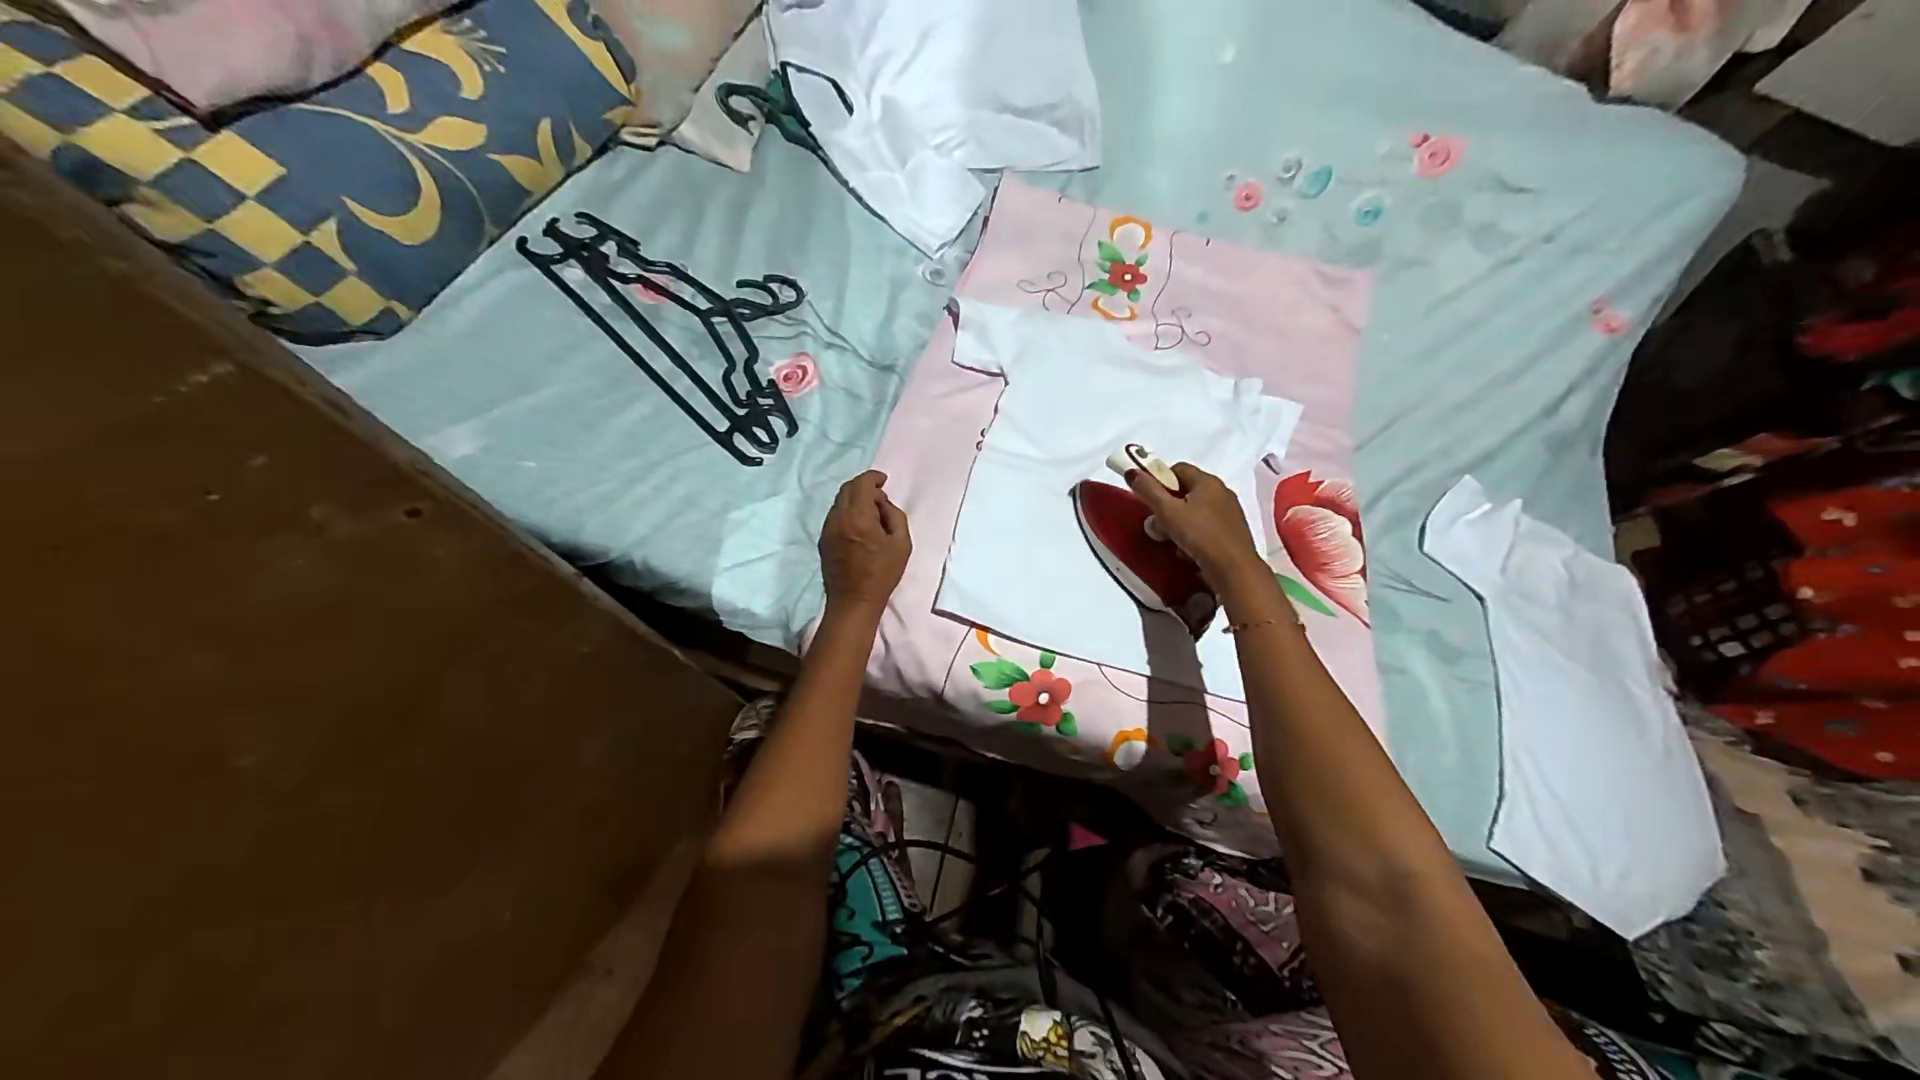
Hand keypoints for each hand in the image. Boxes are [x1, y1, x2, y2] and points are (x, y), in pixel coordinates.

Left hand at [820, 470, 910, 616]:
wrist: (854, 601)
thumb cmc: (882, 574)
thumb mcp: (902, 544)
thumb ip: (894, 515)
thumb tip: (882, 504)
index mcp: (858, 517)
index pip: (862, 484)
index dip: (874, 478)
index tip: (884, 481)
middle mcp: (838, 518)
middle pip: (847, 489)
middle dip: (864, 487)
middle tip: (880, 498)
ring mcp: (827, 529)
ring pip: (839, 502)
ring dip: (855, 500)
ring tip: (871, 515)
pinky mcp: (823, 540)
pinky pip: (835, 516)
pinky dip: (847, 513)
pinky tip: (859, 527)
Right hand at [1125, 462, 1268, 593]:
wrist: (1234, 569)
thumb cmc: (1199, 535)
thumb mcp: (1167, 512)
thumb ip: (1148, 491)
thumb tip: (1131, 472)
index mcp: (1208, 481)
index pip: (1178, 469)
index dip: (1160, 480)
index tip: (1150, 499)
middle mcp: (1222, 492)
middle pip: (1187, 491)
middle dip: (1168, 506)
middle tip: (1158, 524)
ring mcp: (1231, 513)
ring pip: (1196, 511)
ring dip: (1180, 524)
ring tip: (1173, 541)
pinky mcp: (1234, 533)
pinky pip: (1207, 527)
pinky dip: (1195, 536)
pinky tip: (1189, 551)